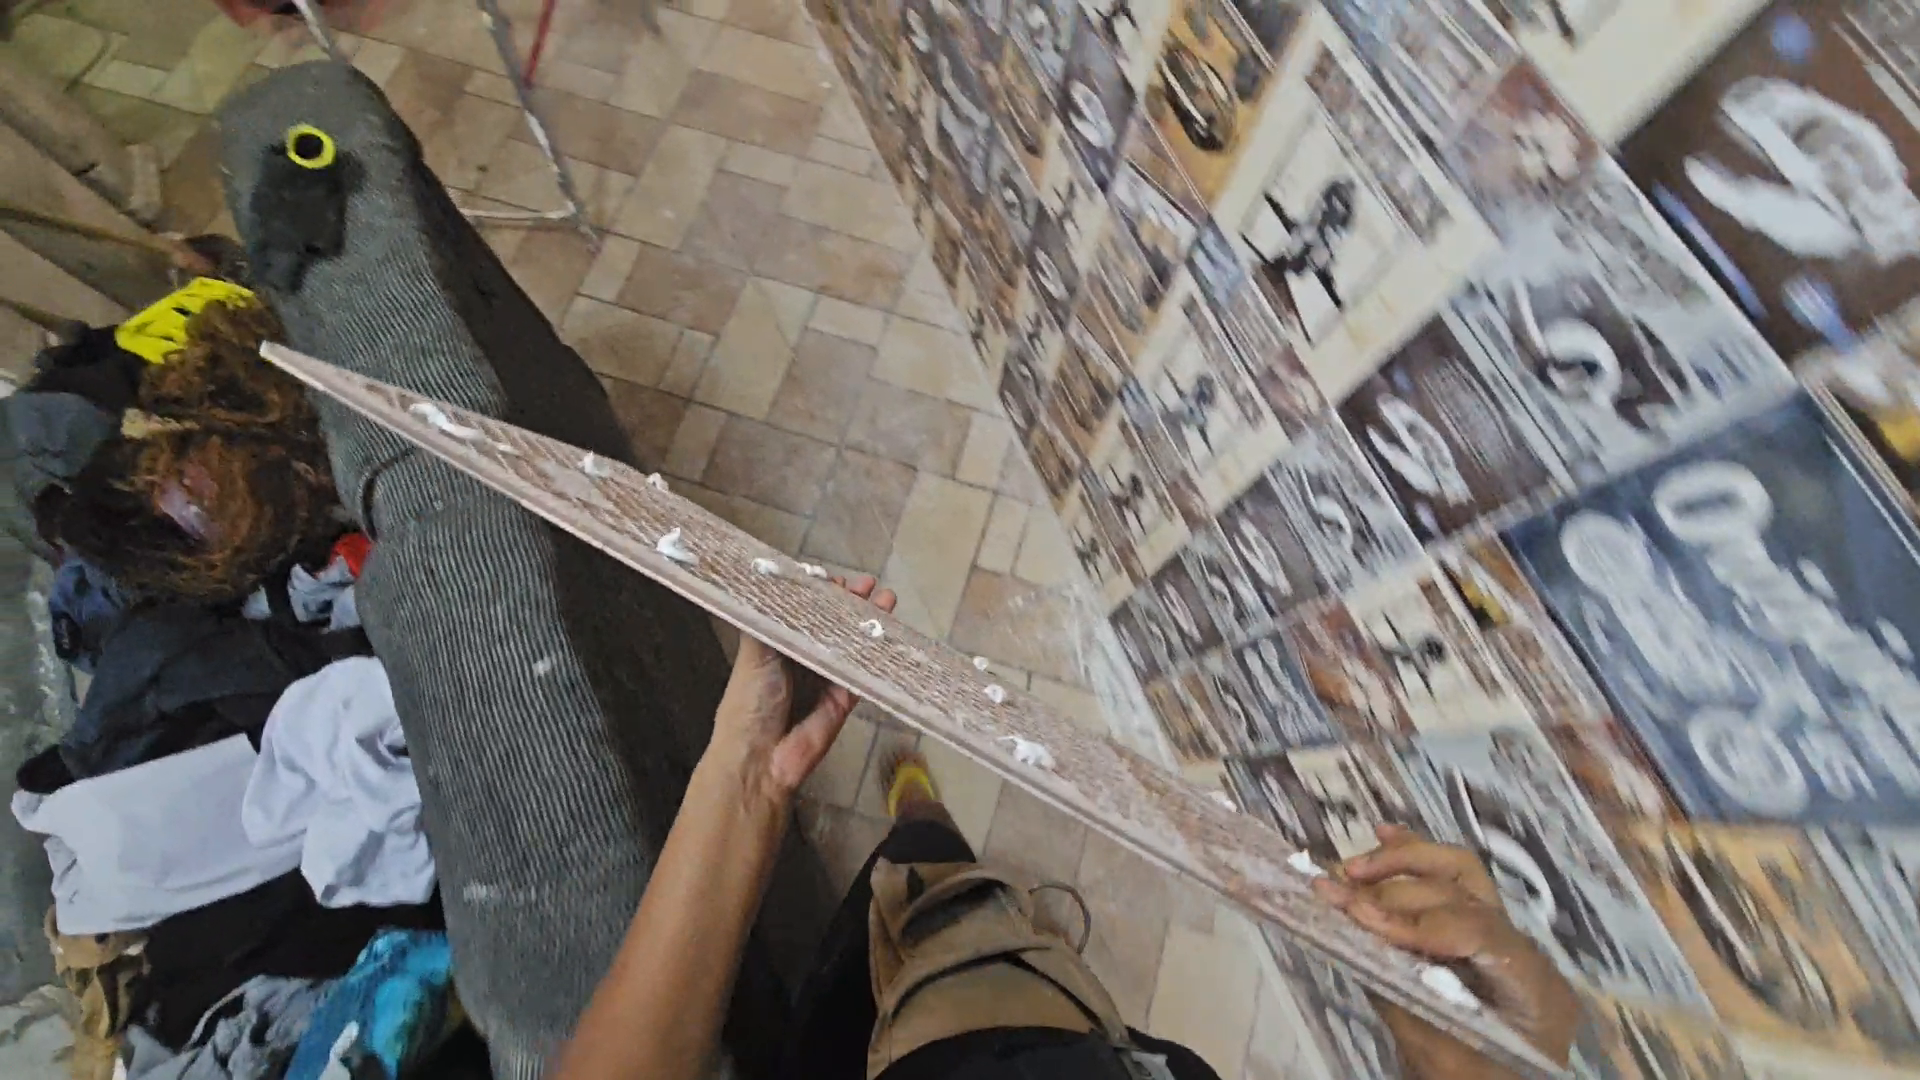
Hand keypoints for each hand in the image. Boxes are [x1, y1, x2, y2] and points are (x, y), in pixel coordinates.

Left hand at [709, 574, 896, 808]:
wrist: (759, 759)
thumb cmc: (750, 702)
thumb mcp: (754, 654)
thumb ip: (768, 621)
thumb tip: (772, 584)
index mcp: (778, 644)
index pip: (804, 611)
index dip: (821, 593)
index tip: (836, 578)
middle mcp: (803, 658)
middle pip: (833, 624)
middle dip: (851, 602)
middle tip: (868, 584)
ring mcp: (826, 677)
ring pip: (852, 642)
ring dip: (869, 621)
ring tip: (887, 599)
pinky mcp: (845, 697)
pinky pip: (863, 670)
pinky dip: (876, 652)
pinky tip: (888, 633)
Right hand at [1313, 824, 1578, 1079]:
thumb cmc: (1469, 1079)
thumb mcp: (1436, 1054)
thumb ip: (1396, 991)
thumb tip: (1348, 931)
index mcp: (1533, 989)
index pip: (1473, 930)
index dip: (1409, 919)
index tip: (1354, 914)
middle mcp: (1525, 949)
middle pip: (1460, 893)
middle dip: (1393, 890)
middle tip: (1339, 892)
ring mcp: (1503, 933)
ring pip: (1458, 870)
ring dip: (1400, 861)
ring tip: (1350, 868)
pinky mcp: (1476, 927)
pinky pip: (1451, 877)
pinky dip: (1413, 855)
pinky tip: (1383, 834)